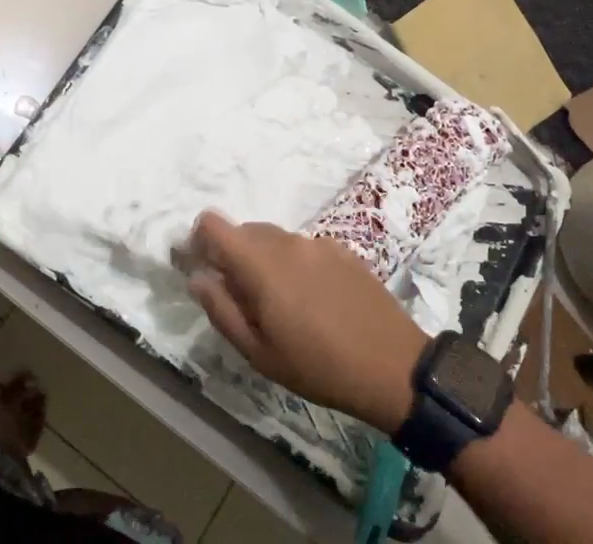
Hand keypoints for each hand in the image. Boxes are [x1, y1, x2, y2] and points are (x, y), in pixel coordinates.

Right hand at [185, 212, 429, 430]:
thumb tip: (197, 278)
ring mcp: (318, 244)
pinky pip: (304, 249)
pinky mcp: (344, 251)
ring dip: (265, 261)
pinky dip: (296, 265)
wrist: (395, 369)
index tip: (203, 269)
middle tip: (244, 299)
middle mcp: (286, 242)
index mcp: (259, 264)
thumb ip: (220, 310)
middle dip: (233, 257)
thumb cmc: (318, 367)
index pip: (212, 223)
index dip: (199, 240)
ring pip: (274, 240)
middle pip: (243, 231)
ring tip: (282, 305)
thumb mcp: (258, 353)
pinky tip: (314, 301)